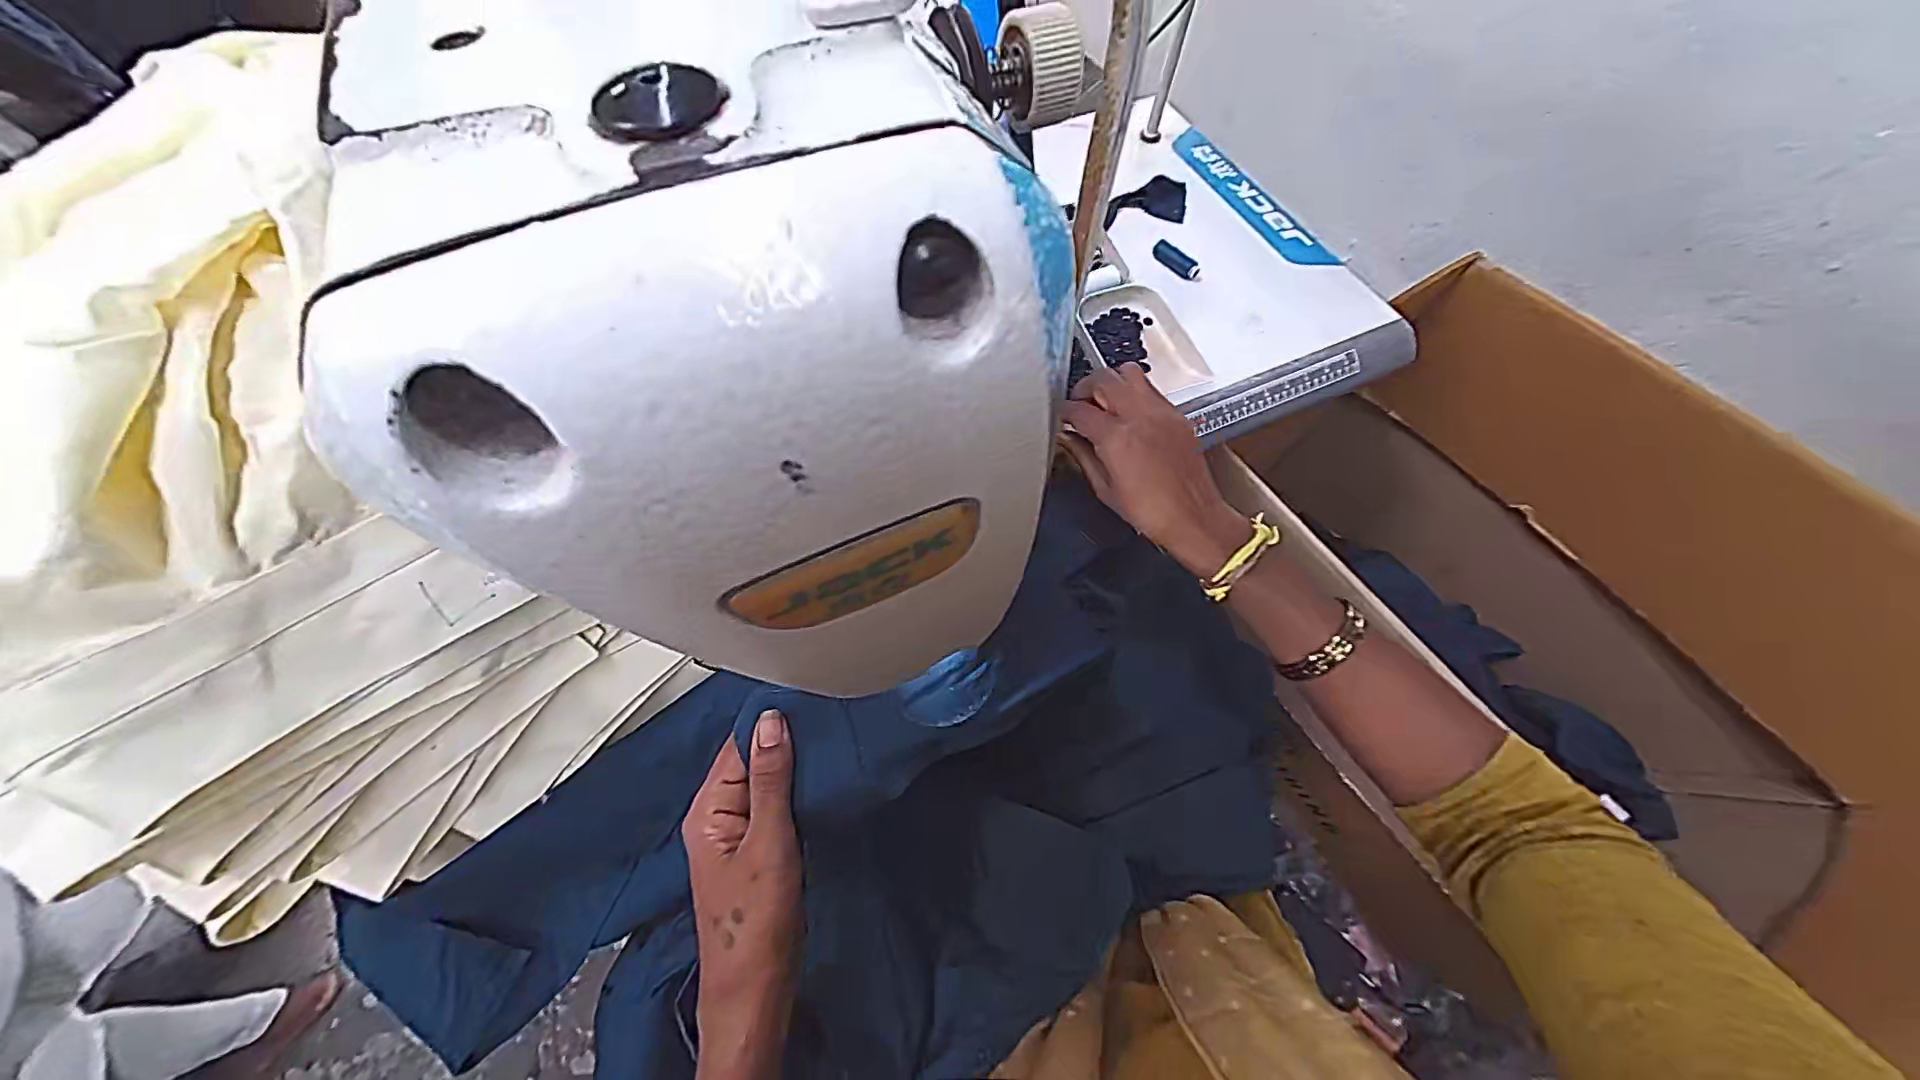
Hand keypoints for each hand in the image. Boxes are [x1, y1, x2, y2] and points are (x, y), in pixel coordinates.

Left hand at [684, 710, 803, 1079]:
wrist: (759, 984)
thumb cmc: (754, 922)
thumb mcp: (768, 841)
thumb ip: (772, 779)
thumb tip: (771, 722)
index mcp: (708, 809)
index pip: (738, 745)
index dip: (769, 721)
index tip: (805, 697)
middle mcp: (720, 814)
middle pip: (753, 760)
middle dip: (785, 741)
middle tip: (825, 717)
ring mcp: (741, 831)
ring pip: (769, 781)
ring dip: (794, 766)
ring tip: (828, 742)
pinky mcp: (762, 846)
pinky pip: (779, 804)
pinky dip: (798, 790)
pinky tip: (820, 780)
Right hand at [1059, 363, 1250, 576]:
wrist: (1193, 517)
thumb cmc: (1153, 512)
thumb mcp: (1105, 489)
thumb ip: (1084, 456)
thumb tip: (1071, 439)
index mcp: (1117, 439)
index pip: (1079, 409)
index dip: (1065, 411)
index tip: (1062, 417)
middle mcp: (1141, 417)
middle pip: (1103, 379)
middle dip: (1084, 388)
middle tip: (1079, 404)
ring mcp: (1162, 412)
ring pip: (1129, 373)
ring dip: (1111, 382)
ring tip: (1104, 401)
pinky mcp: (1177, 415)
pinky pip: (1150, 389)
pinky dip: (1134, 393)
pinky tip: (1129, 413)